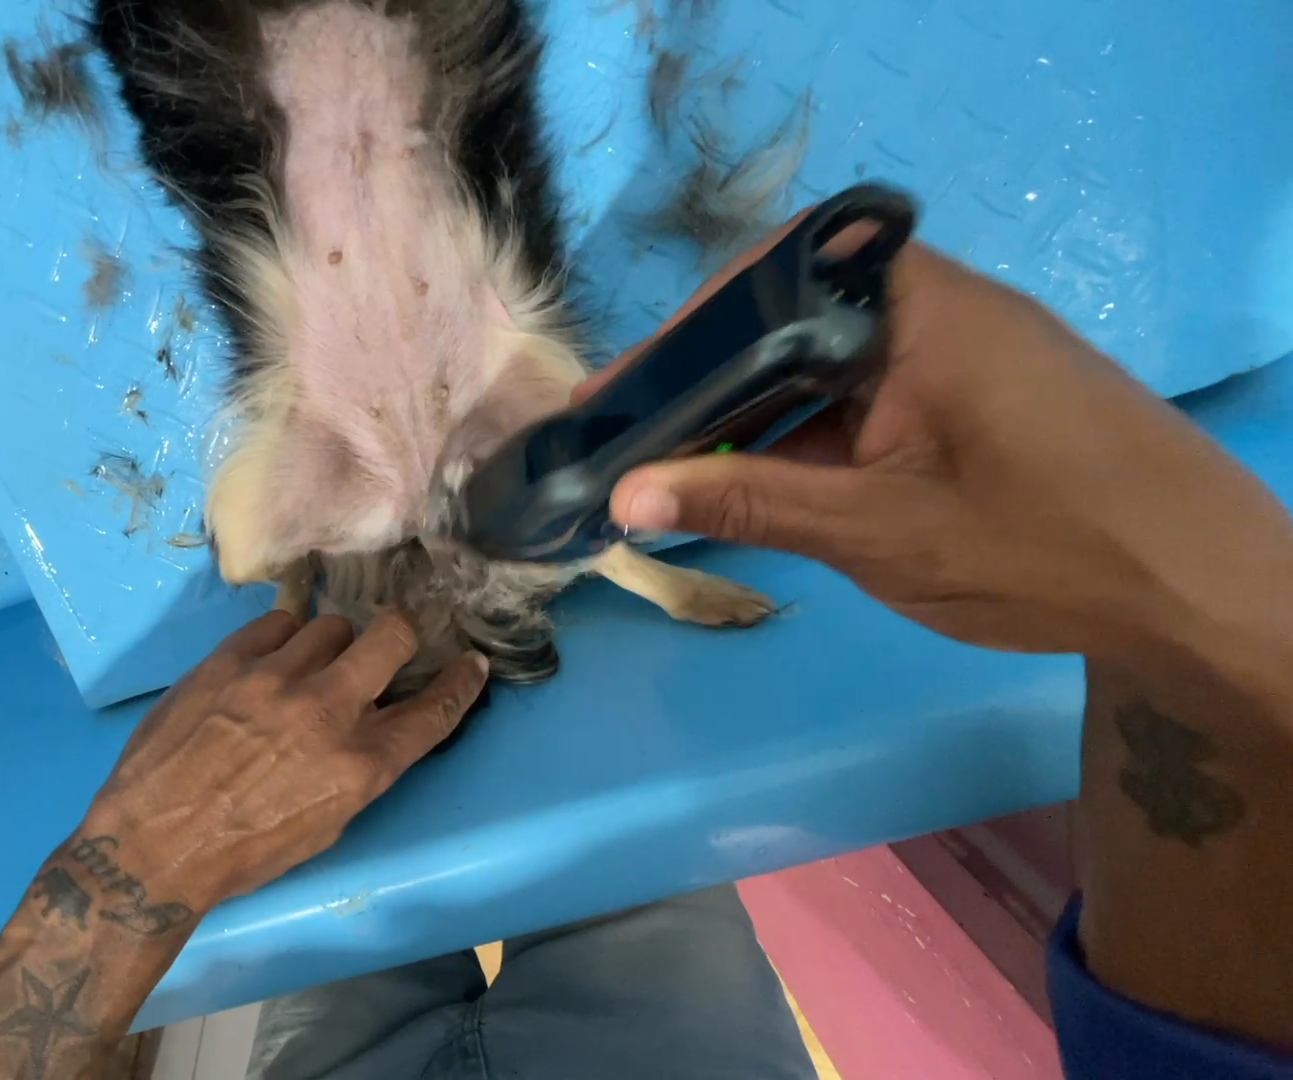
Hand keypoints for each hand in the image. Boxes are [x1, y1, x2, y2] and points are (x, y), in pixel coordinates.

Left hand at [0, 613, 485, 1079]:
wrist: (153, 845)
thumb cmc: (246, 851)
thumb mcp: (327, 823)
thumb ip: (363, 765)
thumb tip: (381, 719)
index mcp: (360, 766)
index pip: (434, 711)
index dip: (461, 683)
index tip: (470, 663)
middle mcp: (327, 710)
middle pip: (392, 635)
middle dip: (400, 634)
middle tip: (386, 642)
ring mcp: (275, 677)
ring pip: (331, 624)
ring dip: (331, 644)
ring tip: (307, 666)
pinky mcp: (229, 659)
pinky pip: (278, 623)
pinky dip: (283, 639)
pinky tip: (269, 661)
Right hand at [591, 219, 1292, 659]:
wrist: (1208, 605)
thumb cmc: (1045, 551)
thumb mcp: (873, 529)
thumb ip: (744, 503)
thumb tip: (623, 497)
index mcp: (924, 314)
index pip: (787, 272)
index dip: (699, 317)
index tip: (638, 374)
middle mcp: (930, 318)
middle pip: (787, 320)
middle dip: (700, 373)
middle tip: (623, 420)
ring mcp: (939, 365)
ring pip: (808, 369)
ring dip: (737, 411)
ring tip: (658, 454)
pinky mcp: (945, 408)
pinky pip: (840, 405)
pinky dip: (782, 438)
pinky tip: (733, 478)